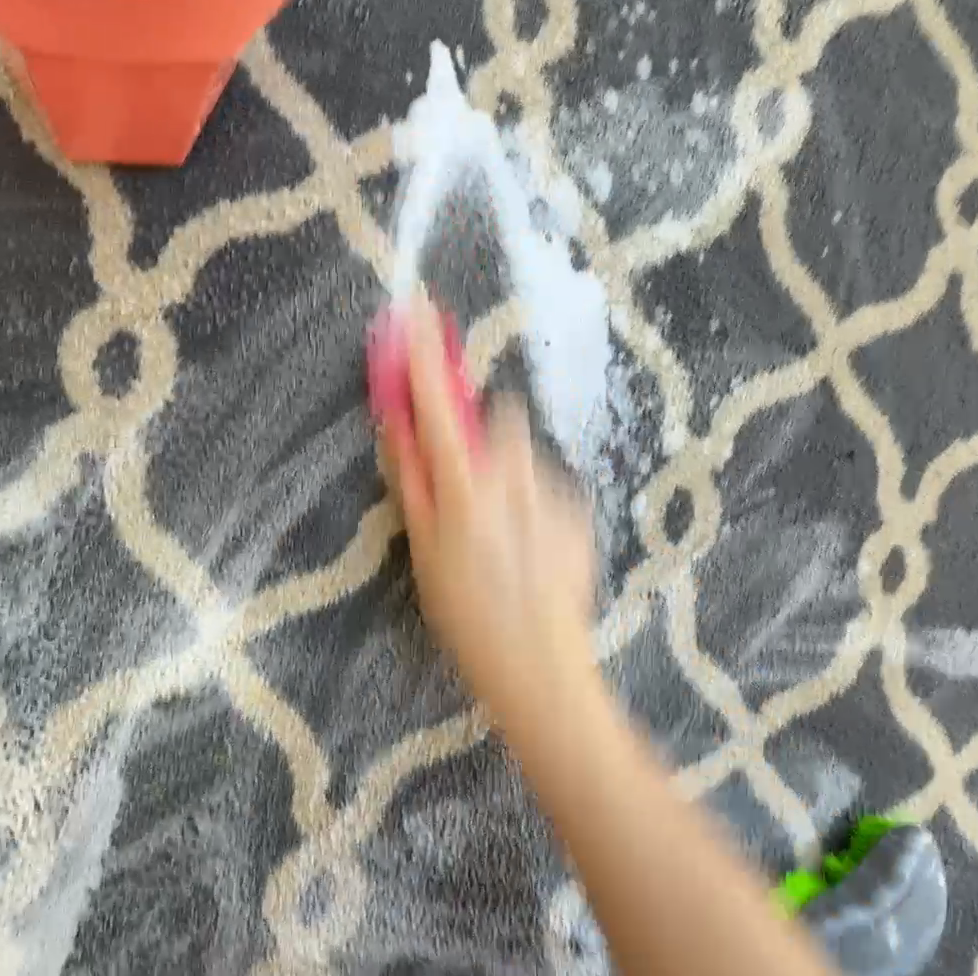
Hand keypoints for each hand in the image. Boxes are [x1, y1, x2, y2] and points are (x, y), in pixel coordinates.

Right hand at [376, 292, 598, 727]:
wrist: (542, 669)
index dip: (427, 354)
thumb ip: (411, 479)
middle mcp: (514, 479)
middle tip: (466, 477)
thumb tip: (398, 422)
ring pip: (523, 453)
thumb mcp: (423, 552)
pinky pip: (546, 484)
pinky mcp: (579, 512)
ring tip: (500, 527)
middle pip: (498, 418)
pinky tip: (527, 548)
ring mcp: (553, 494)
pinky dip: (531, 500)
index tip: (420, 310)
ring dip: (505, 469)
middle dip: (479, 432)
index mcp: (466, 488)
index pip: (439, 403)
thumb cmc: (467, 617)